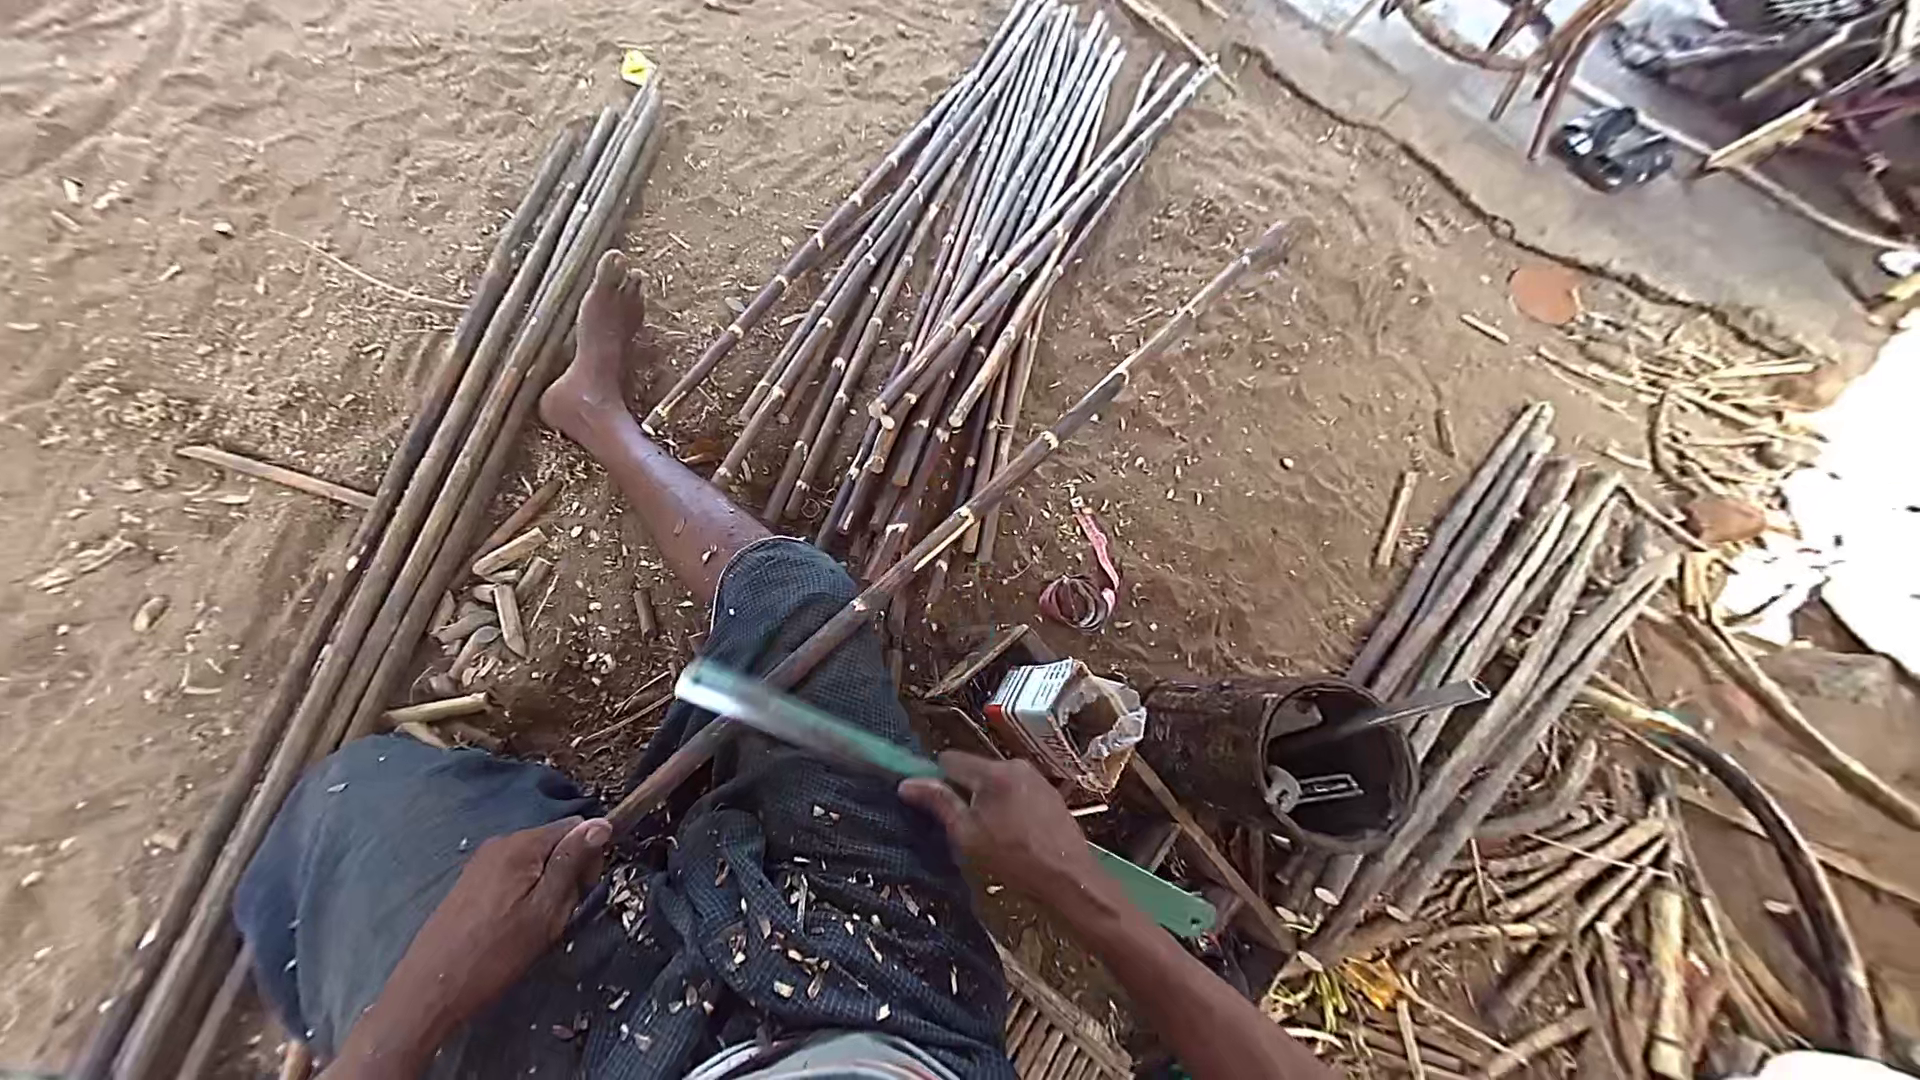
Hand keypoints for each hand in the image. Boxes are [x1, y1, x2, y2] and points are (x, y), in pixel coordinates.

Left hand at [379, 817, 610, 1038]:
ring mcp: (480, 864)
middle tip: (555, 913)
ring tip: (532, 924)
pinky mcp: (468, 885)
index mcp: (522, 844)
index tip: (580, 891)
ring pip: (536, 862)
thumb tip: (601, 822)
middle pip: (556, 843)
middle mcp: (500, 844)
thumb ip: (574, 860)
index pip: (578, 826)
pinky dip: (522, 895)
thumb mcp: (547, 908)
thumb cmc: (493, 953)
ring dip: (544, 887)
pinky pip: (512, 876)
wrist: (424, 999)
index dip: (588, 856)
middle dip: (565, 873)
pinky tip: (511, 926)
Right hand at [898, 753, 1117, 917]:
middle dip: (963, 791)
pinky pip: (1016, 789)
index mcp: (992, 771)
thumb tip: (907, 783)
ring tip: (989, 834)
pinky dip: (1007, 804)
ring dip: (986, 799)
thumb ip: (939, 803)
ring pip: (996, 780)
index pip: (949, 758)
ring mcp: (1036, 777)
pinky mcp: (1050, 792)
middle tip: (962, 825)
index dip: (936, 778)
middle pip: (974, 769)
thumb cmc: (1014, 860)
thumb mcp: (967, 836)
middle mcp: (1015, 764)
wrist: (1070, 880)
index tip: (934, 804)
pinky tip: (1013, 833)